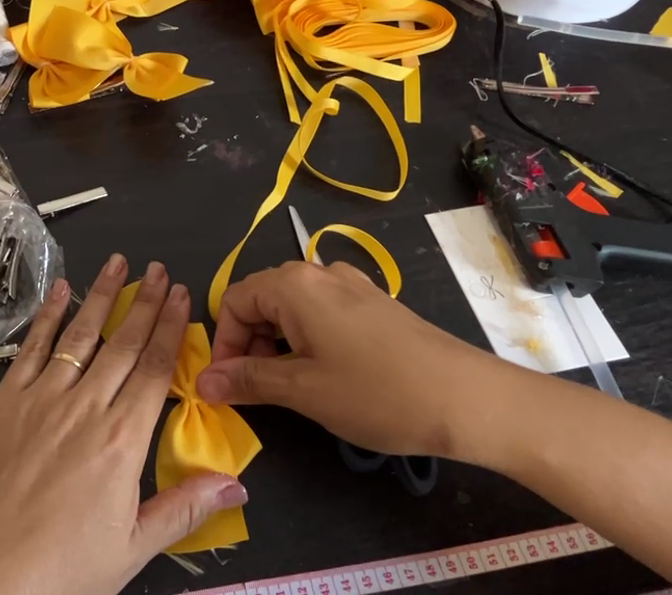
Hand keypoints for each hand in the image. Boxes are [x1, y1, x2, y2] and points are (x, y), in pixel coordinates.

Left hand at [0, 254, 244, 594]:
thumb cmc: (62, 566)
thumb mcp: (133, 548)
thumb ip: (185, 510)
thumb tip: (237, 483)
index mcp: (122, 440)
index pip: (155, 369)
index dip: (171, 328)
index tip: (183, 295)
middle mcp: (86, 406)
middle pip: (124, 343)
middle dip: (146, 302)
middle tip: (160, 269)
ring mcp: (43, 397)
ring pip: (81, 335)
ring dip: (102, 296)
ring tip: (118, 262)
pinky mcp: (8, 399)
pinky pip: (33, 347)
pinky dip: (48, 316)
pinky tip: (61, 290)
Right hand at [197, 260, 522, 462]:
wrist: (468, 399)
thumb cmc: (377, 393)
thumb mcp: (303, 390)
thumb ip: (249, 380)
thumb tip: (204, 382)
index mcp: (294, 284)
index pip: (235, 300)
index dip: (224, 344)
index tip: (228, 385)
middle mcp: (319, 272)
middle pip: (262, 299)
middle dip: (250, 343)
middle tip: (260, 390)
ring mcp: (351, 285)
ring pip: (293, 307)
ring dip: (279, 344)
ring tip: (295, 388)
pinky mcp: (374, 303)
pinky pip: (322, 312)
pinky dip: (308, 339)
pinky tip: (328, 375)